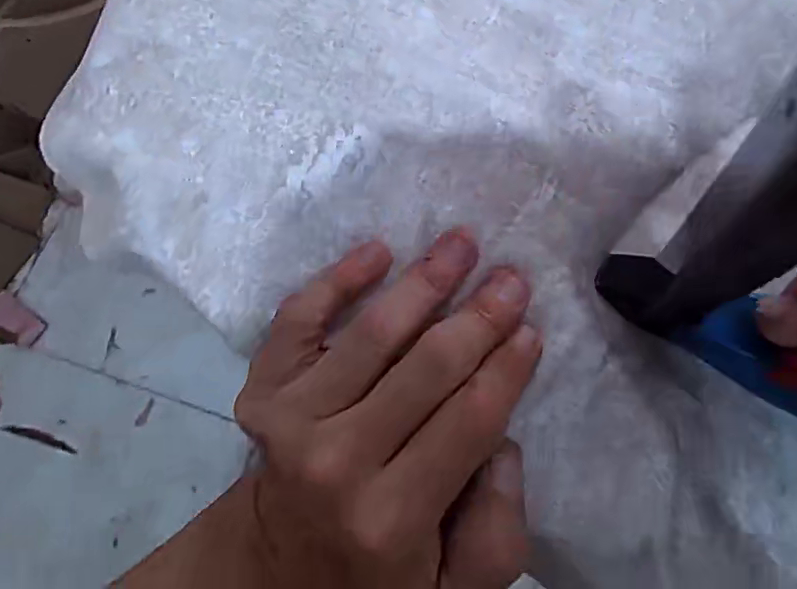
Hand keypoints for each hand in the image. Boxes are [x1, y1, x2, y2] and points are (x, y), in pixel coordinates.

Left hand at [122, 230, 541, 588]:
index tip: (533, 328)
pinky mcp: (263, 393)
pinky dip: (334, 281)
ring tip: (462, 242)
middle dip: (481, 315)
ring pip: (371, 334)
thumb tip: (503, 444)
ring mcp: (293, 424)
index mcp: (391, 519)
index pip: (470, 419)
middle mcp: (337, 466)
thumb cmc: (376, 566)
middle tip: (513, 278)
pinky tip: (377, 250)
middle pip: (427, 368)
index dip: (509, 367)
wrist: (273, 570)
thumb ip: (496, 533)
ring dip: (424, 280)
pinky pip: (296, 324)